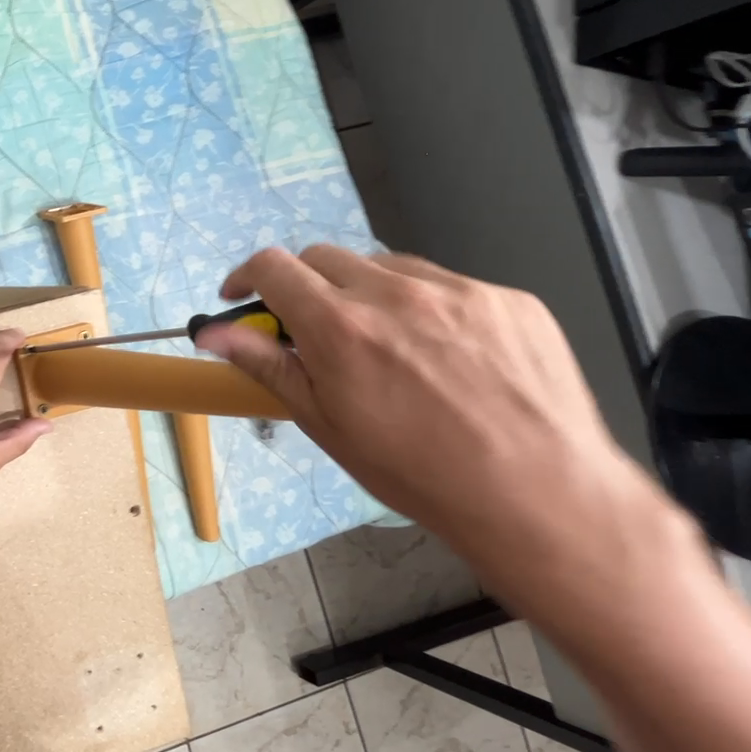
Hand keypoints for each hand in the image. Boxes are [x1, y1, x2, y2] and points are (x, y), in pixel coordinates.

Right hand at [194, 246, 651, 564]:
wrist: (539, 494)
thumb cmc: (412, 468)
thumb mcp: (323, 421)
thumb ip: (266, 364)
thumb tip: (211, 332)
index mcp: (340, 325)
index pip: (273, 266)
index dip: (247, 277)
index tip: (244, 298)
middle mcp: (395, 292)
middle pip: (324, 257)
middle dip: (304, 285)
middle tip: (312, 329)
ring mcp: (459, 290)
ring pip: (386, 267)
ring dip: (365, 292)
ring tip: (384, 344)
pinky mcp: (510, 299)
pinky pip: (447, 286)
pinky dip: (425, 307)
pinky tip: (443, 354)